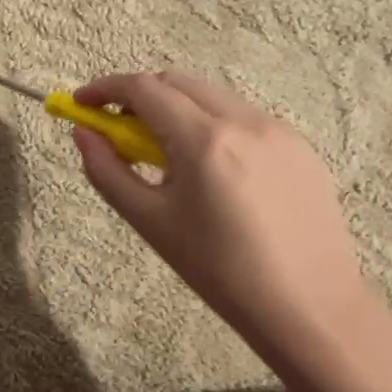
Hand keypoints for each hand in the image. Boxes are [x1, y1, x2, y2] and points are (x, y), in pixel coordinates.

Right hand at [71, 70, 369, 352]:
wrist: (312, 309)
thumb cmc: (219, 270)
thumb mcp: (148, 220)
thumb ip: (106, 170)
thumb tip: (83, 133)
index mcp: (203, 141)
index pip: (143, 88)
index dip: (104, 89)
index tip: (80, 103)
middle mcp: (244, 123)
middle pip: (177, 81)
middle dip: (139, 94)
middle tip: (117, 128)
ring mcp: (279, 132)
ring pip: (211, 96)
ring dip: (175, 107)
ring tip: (162, 152)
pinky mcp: (301, 149)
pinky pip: (242, 117)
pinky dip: (209, 123)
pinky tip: (206, 168)